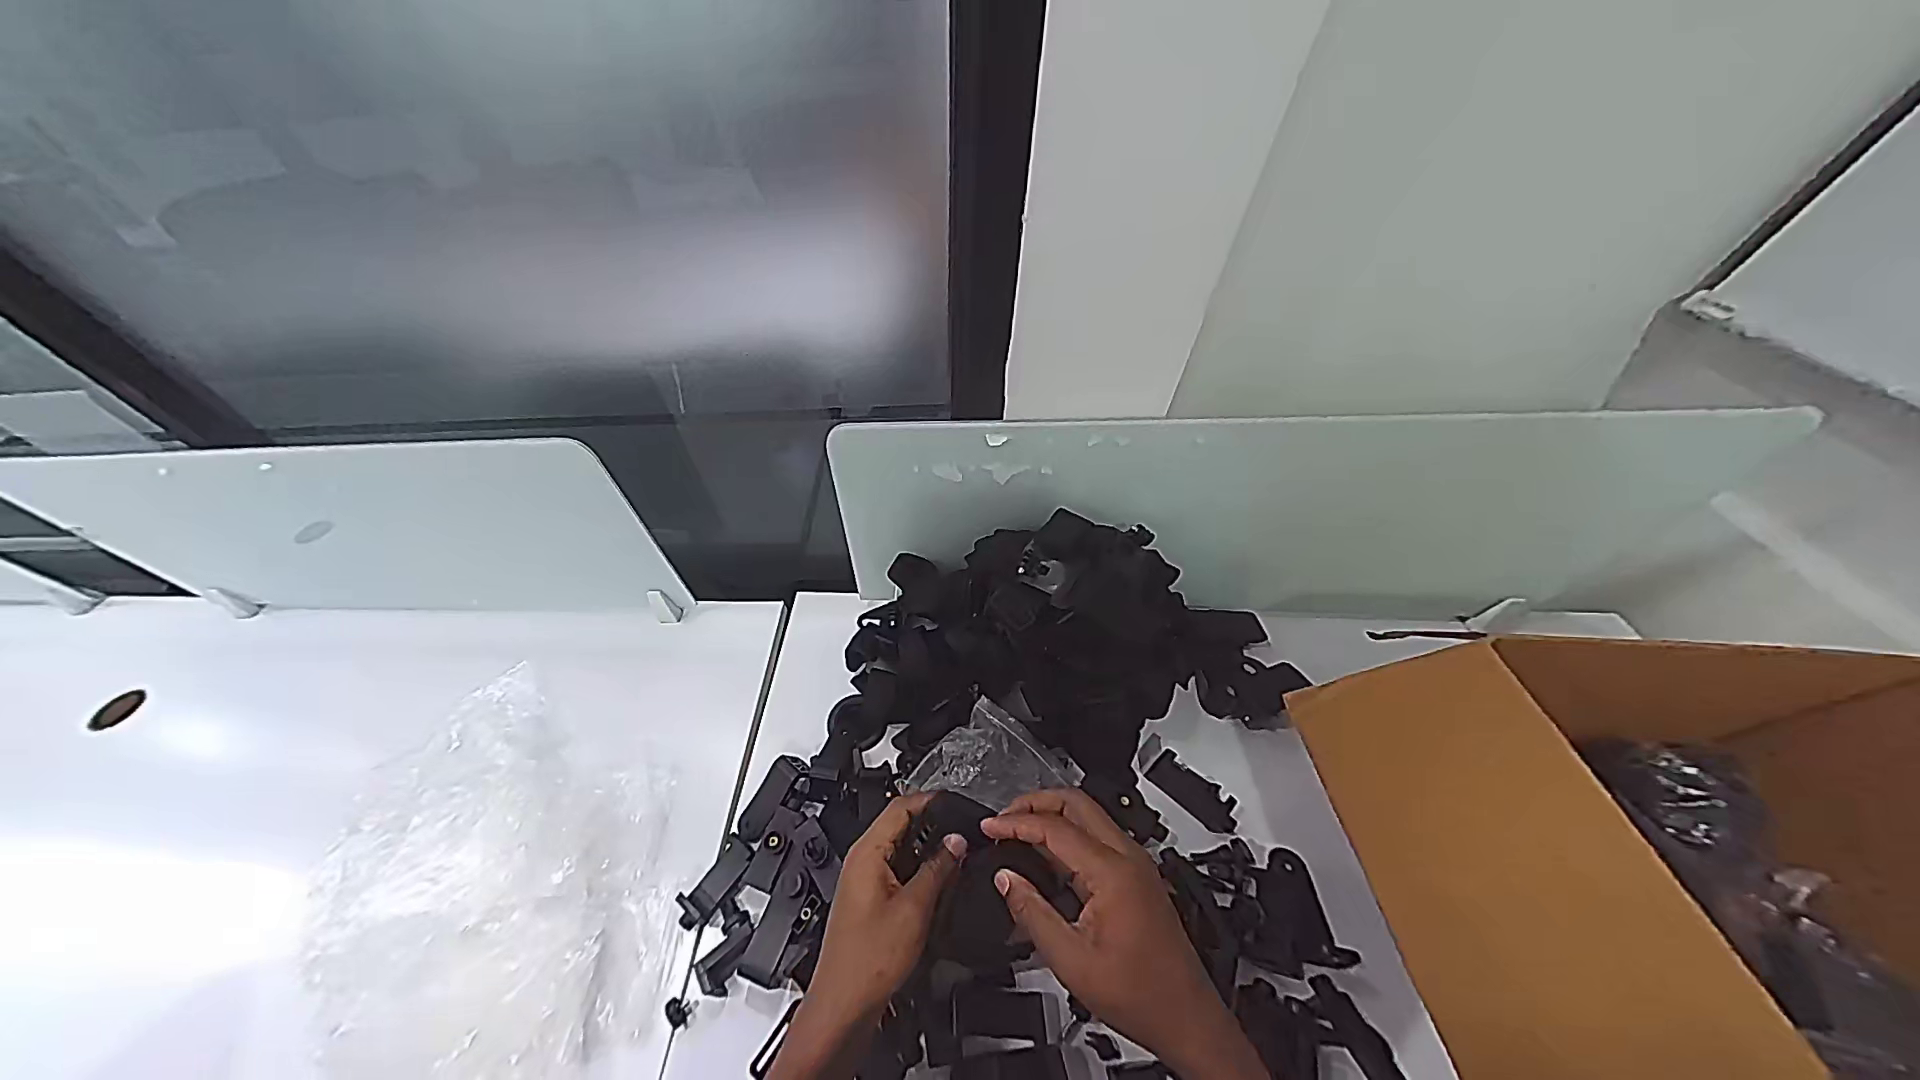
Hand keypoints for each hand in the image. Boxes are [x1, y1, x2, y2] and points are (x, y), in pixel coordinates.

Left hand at [769, 791, 965, 1079]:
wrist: (844, 1005)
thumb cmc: (866, 962)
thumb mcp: (915, 908)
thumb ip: (938, 869)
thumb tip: (955, 842)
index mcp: (866, 853)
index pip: (900, 806)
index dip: (930, 800)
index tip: (955, 803)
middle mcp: (861, 861)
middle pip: (899, 824)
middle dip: (932, 823)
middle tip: (960, 829)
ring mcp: (864, 880)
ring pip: (900, 848)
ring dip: (927, 848)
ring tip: (955, 855)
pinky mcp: (870, 899)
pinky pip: (898, 869)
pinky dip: (919, 869)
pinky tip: (938, 882)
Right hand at [981, 789, 1266, 1079]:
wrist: (1186, 1016)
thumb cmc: (1142, 995)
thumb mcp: (1071, 962)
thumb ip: (1032, 914)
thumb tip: (1006, 879)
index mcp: (1113, 872)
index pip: (1054, 827)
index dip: (1015, 823)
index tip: (990, 827)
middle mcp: (1128, 857)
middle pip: (1075, 801)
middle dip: (1034, 802)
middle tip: (1004, 817)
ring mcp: (1136, 862)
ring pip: (1088, 813)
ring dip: (1051, 814)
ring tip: (1019, 831)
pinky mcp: (1137, 873)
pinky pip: (1097, 835)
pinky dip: (1067, 832)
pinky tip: (1047, 853)